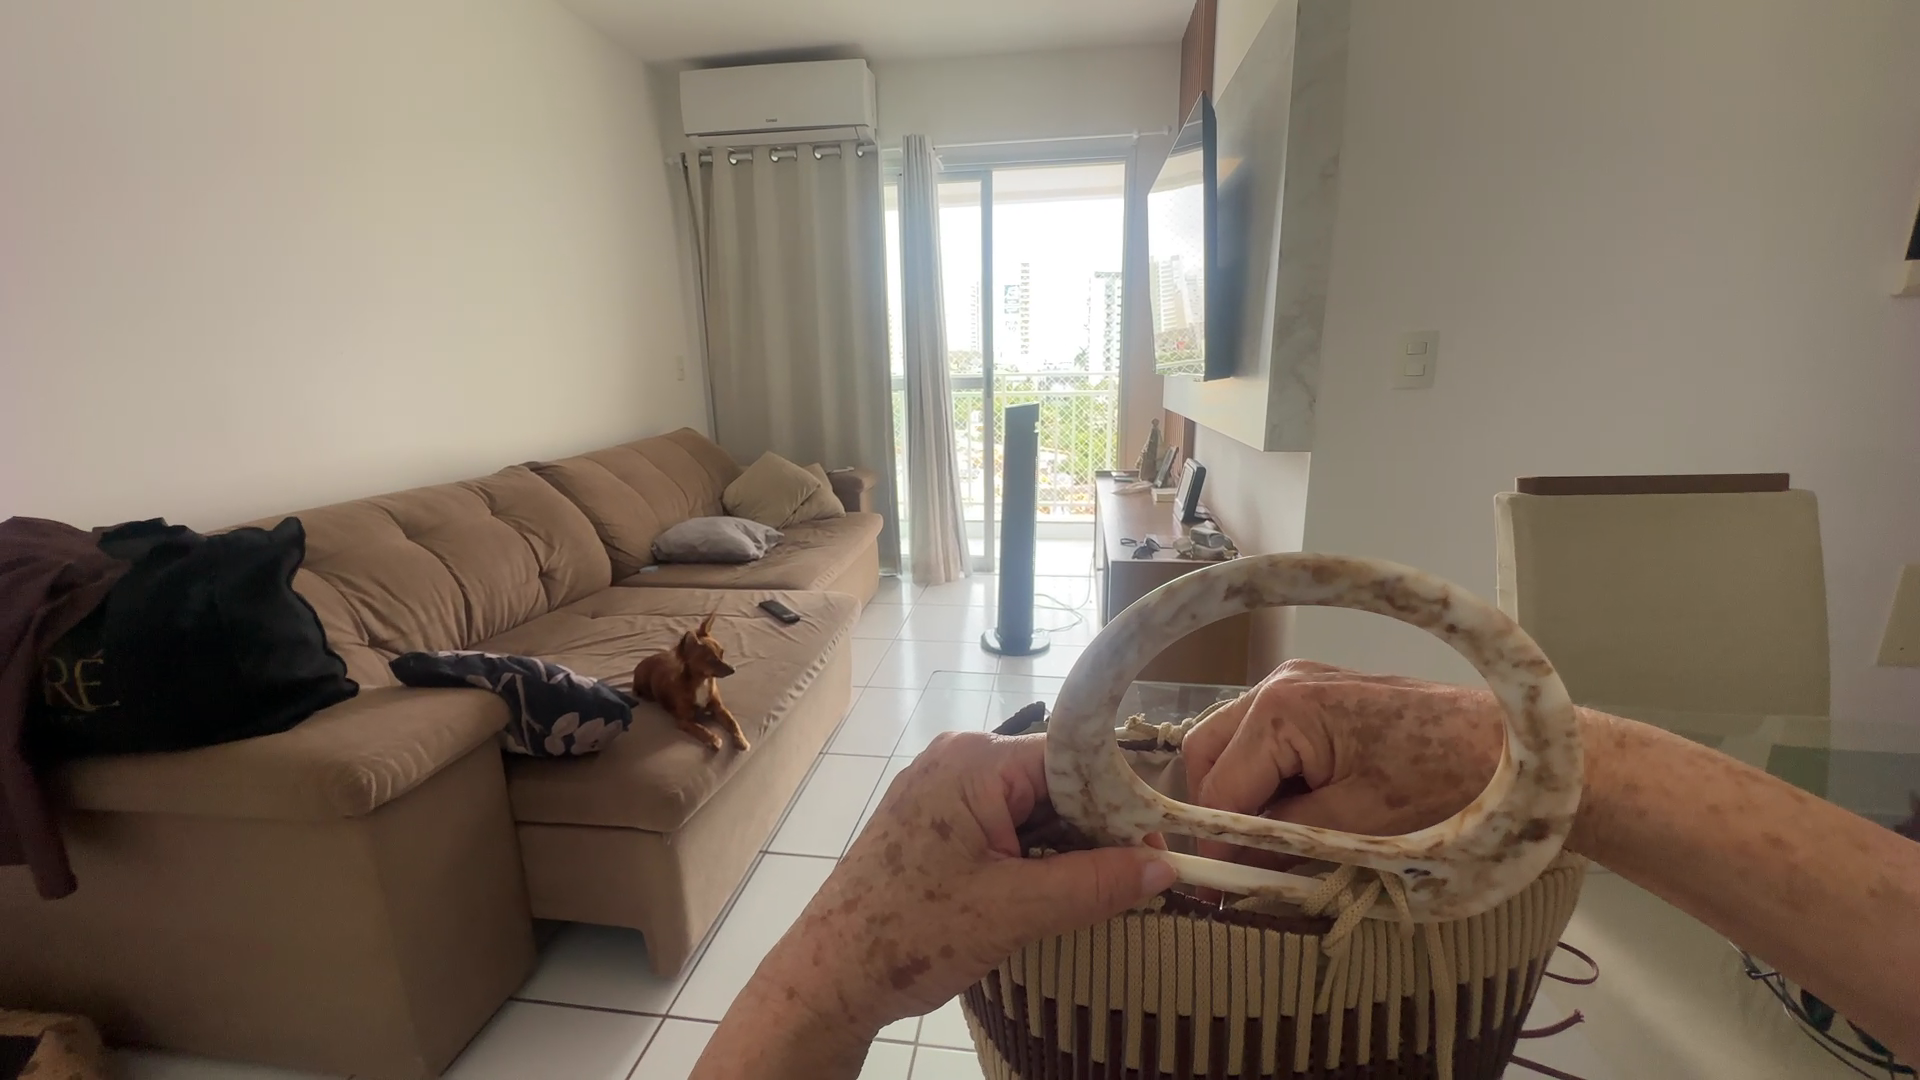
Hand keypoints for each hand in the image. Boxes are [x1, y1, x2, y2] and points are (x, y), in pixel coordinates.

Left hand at [696, 732, 1175, 1076]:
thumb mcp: (1015, 910)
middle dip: (1088, 828)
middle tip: (1125, 879)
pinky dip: (1025, 846)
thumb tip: (1166, 866)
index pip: (1073, 760)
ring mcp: (939, 781)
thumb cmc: (915, 933)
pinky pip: (996, 814)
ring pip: (1026, 800)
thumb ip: (1095, 883)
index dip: (1117, 803)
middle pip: (1050, 778)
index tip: (1153, 850)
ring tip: (1080, 890)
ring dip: (1057, 843)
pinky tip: (1035, 886)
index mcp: (977, 760)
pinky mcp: (930, 811)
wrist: (829, 972)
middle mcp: (958, 754)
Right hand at [1182, 660, 1505, 868]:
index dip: (1211, 836)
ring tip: (1267, 839)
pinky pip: (1266, 735)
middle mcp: (1278, 683)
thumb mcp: (1357, 826)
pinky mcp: (1317, 693)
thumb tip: (1226, 867)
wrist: (1524, 753)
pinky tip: (1294, 806)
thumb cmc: (1445, 787)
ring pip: (1234, 741)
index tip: (1210, 885)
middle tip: (1234, 860)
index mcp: (1282, 708)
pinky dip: (1267, 774)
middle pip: (1209, 749)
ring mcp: (1297, 682)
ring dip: (1241, 790)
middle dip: (1214, 805)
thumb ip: (1281, 841)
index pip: (1219, 781)